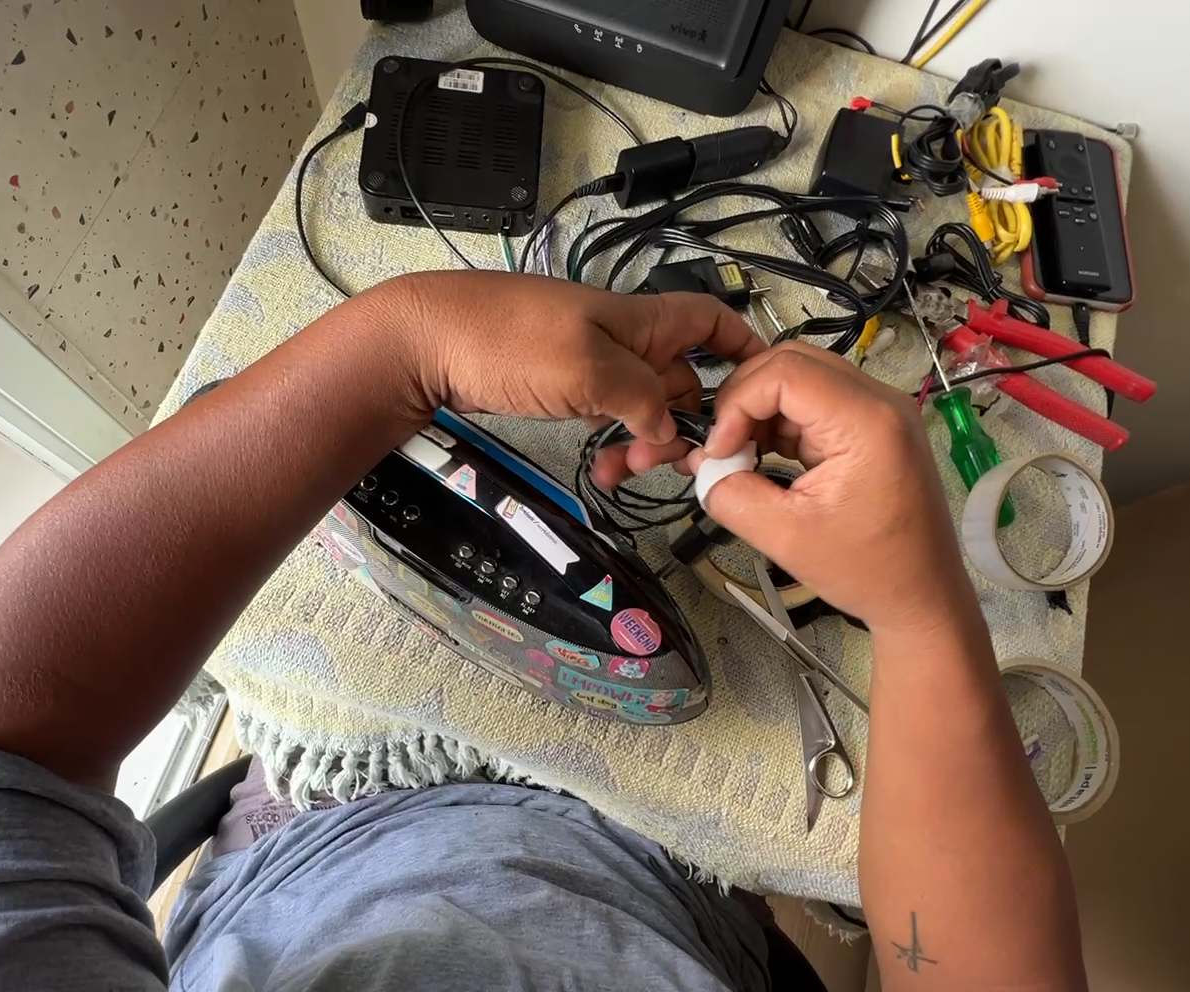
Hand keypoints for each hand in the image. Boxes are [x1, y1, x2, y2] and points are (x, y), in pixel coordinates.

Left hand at [362, 271, 762, 476]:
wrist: (429, 344)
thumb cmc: (507, 340)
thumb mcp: (588, 366)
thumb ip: (640, 396)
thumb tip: (670, 428)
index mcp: (638, 321)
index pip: (709, 320)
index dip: (742, 347)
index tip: (760, 389)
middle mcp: (622, 340)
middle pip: (679, 378)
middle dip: (683, 421)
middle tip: (661, 464)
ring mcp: (591, 365)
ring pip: (641, 405)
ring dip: (643, 441)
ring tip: (621, 473)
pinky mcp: (563, 388)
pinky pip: (606, 416)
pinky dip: (611, 442)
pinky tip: (601, 465)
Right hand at [686, 344, 977, 635]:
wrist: (920, 596)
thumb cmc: (866, 570)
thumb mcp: (784, 537)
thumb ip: (730, 496)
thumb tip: (700, 466)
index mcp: (867, 421)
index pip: (784, 372)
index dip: (737, 404)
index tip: (720, 451)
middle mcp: (879, 401)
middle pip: (791, 362)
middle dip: (743, 399)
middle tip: (723, 447)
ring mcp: (877, 411)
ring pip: (798, 378)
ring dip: (758, 411)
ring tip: (741, 457)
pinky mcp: (869, 426)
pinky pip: (811, 403)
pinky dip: (777, 423)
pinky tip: (763, 458)